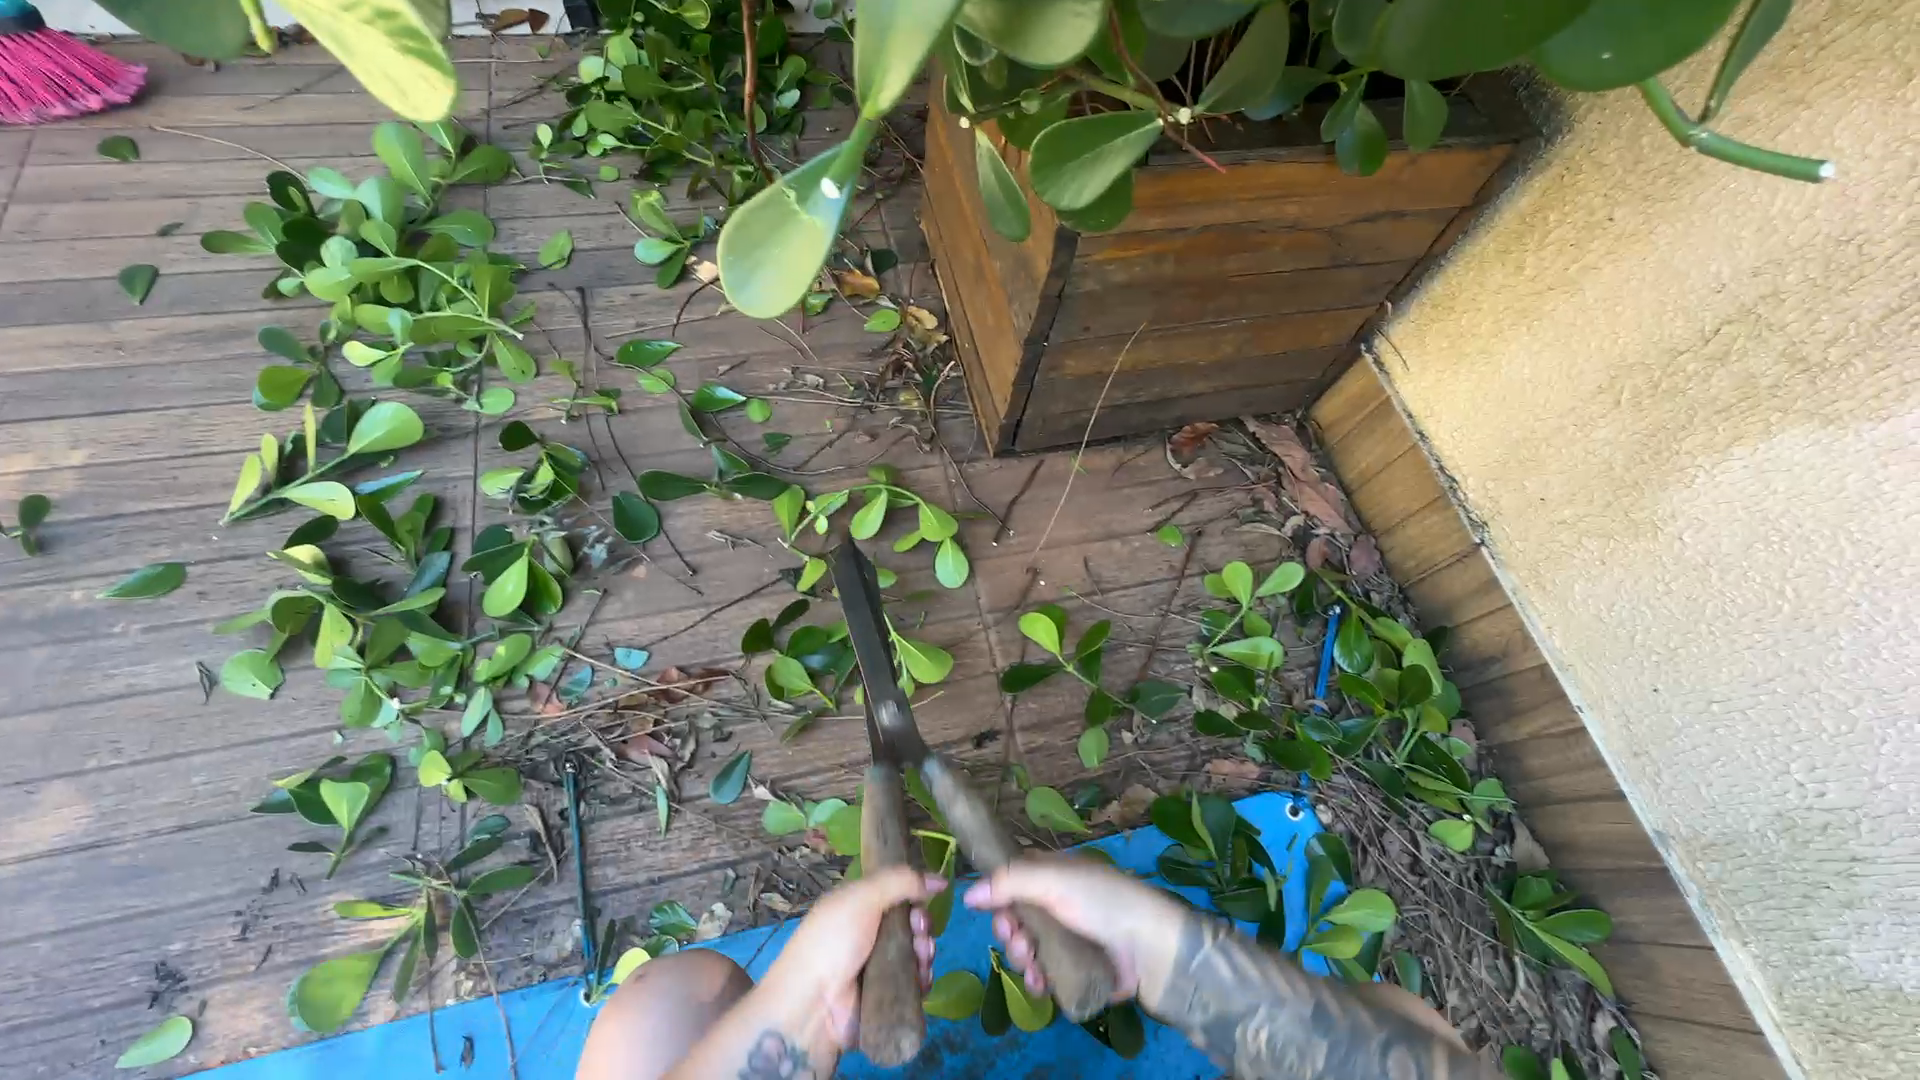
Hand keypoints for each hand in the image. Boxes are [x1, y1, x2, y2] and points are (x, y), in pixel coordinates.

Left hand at [758, 867, 945, 1049]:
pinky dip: (923, 980)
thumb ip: (902, 881)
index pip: (897, 897)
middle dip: (922, 926)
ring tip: (922, 957)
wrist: (813, 1002)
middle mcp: (869, 936)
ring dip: (926, 952)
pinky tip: (922, 978)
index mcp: (859, 908)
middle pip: (911, 925)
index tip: (921, 903)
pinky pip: (915, 985)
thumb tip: (941, 879)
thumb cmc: (833, 940)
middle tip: (919, 932)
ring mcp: (878, 968)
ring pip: (917, 954)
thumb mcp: (863, 896)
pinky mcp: (887, 997)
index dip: (914, 897)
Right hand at [962, 856, 1186, 1009]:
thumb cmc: (1101, 902)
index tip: (994, 911)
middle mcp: (1056, 904)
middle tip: (1018, 942)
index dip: (998, 896)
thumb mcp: (1053, 880)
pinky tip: (1040, 985)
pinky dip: (1037, 980)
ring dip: (1021, 959)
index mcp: (1052, 875)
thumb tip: (968, 894)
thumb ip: (1008, 883)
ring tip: (1032, 966)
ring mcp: (1066, 937)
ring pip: (1026, 948)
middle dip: (1010, 933)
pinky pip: (1043, 974)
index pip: (1011, 882)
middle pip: (1015, 918)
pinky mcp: (1074, 968)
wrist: (1149, 947)